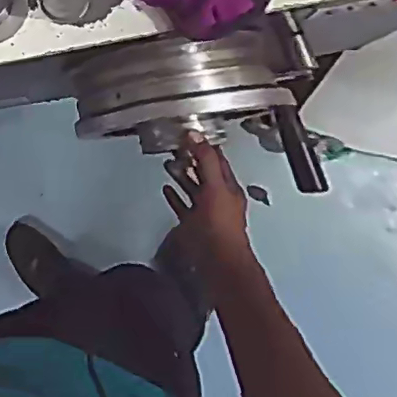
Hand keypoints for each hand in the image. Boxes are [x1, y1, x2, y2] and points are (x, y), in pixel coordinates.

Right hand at [163, 133, 256, 273]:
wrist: (218, 261)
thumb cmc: (221, 227)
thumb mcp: (216, 187)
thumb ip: (207, 161)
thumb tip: (197, 137)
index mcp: (228, 188)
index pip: (217, 160)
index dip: (204, 146)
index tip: (189, 135)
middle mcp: (219, 198)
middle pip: (204, 172)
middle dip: (191, 159)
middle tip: (177, 146)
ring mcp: (206, 211)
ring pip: (193, 187)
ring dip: (181, 174)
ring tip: (169, 163)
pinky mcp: (193, 224)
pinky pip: (183, 204)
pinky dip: (175, 195)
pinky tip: (167, 189)